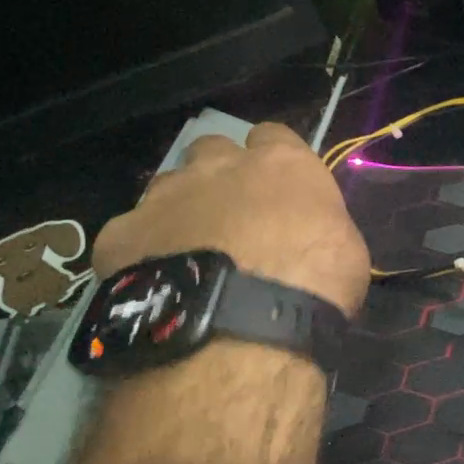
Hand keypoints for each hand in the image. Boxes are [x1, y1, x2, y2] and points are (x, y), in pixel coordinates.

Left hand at [93, 123, 370, 316]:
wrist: (239, 328)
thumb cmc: (314, 284)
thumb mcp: (344, 246)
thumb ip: (315, 221)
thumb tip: (303, 230)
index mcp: (282, 164)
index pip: (274, 135)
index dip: (275, 160)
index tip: (281, 187)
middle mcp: (218, 167)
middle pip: (212, 149)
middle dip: (220, 174)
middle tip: (233, 214)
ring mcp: (162, 197)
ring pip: (167, 186)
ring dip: (181, 208)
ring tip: (192, 250)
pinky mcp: (118, 235)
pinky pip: (130, 232)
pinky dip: (144, 250)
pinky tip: (159, 280)